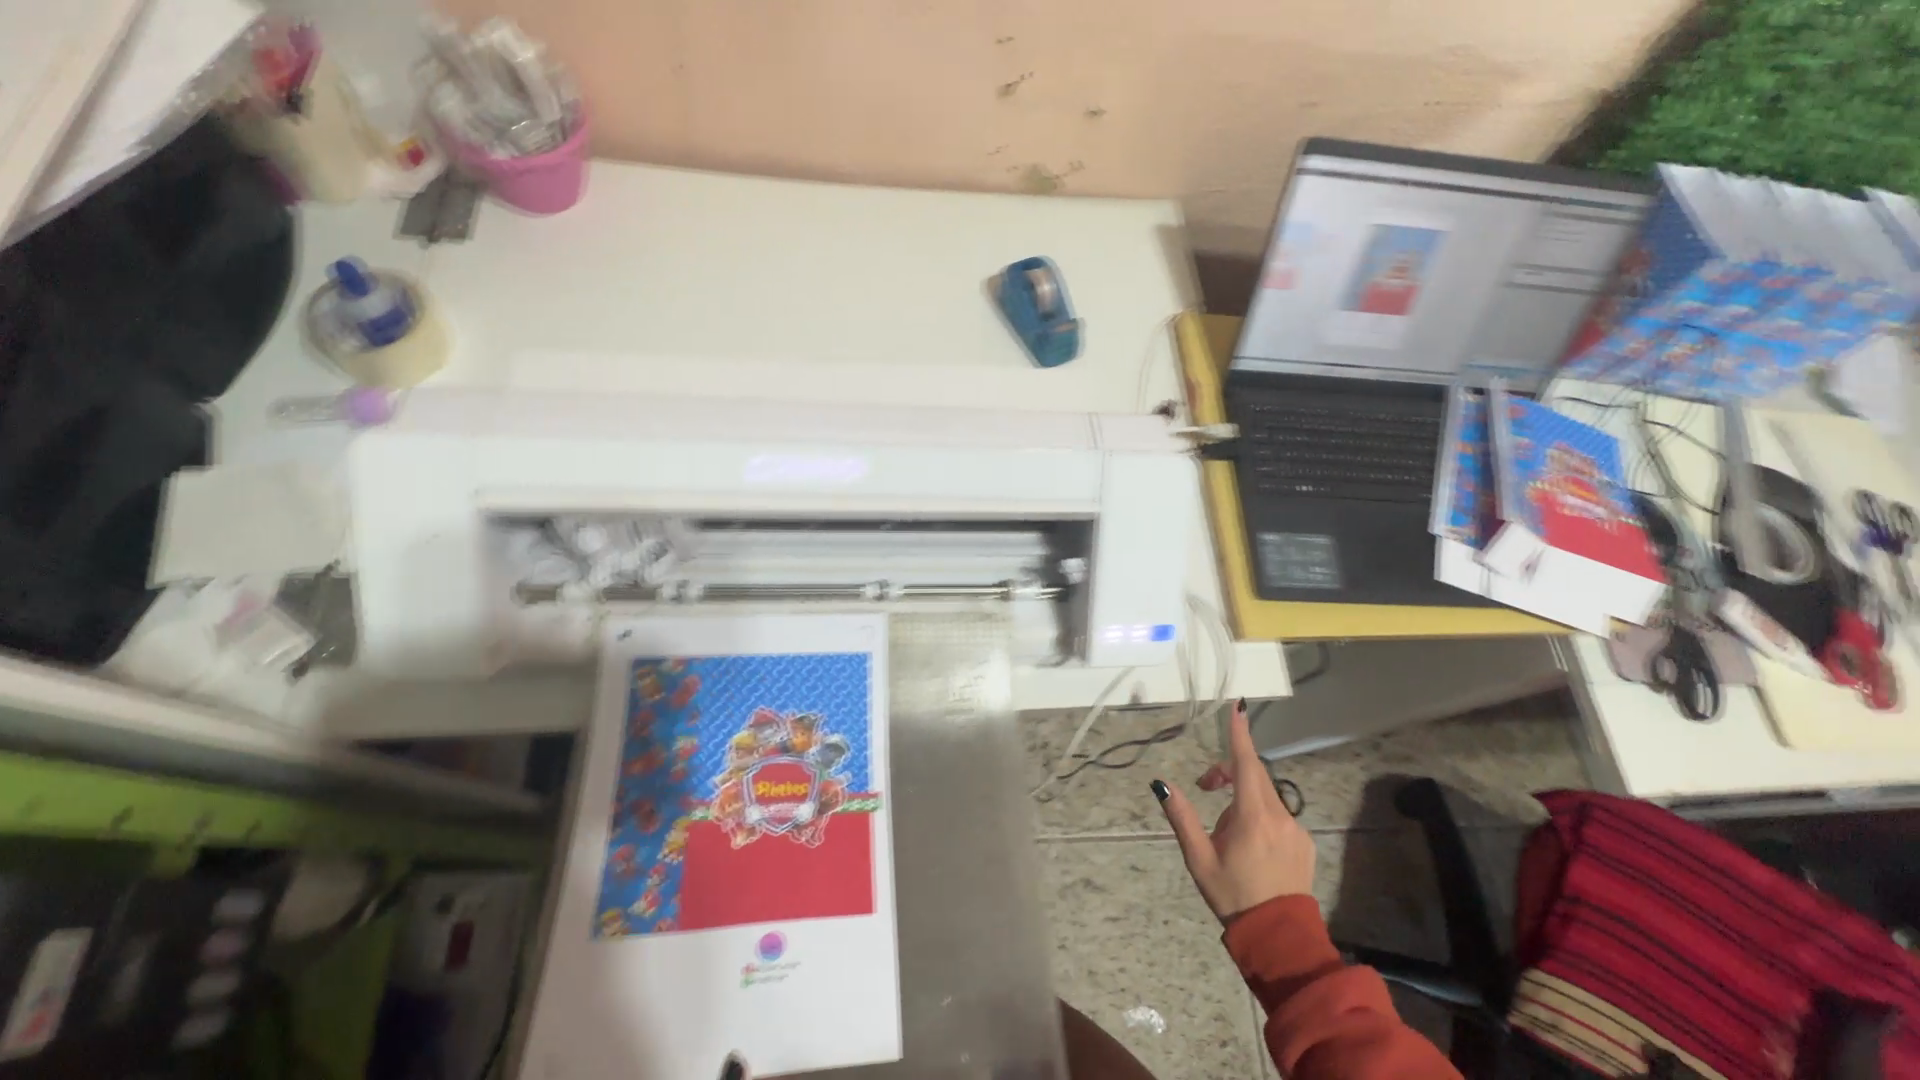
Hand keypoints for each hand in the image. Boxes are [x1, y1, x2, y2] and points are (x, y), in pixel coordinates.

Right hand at [1153, 700, 1314, 921]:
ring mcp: (1296, 829)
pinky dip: (1261, 818)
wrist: (1278, 936)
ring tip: (1228, 834)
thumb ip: (1181, 817)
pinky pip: (1279, 816)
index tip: (1237, 708)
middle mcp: (1279, 815)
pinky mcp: (1304, 842)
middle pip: (1255, 775)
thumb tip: (1162, 785)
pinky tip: (1251, 849)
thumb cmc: (1231, 895)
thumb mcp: (1198, 858)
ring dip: (1244, 800)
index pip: (1244, 764)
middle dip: (1230, 771)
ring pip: (1266, 797)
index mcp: (1252, 817)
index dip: (1238, 735)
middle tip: (1205, 787)